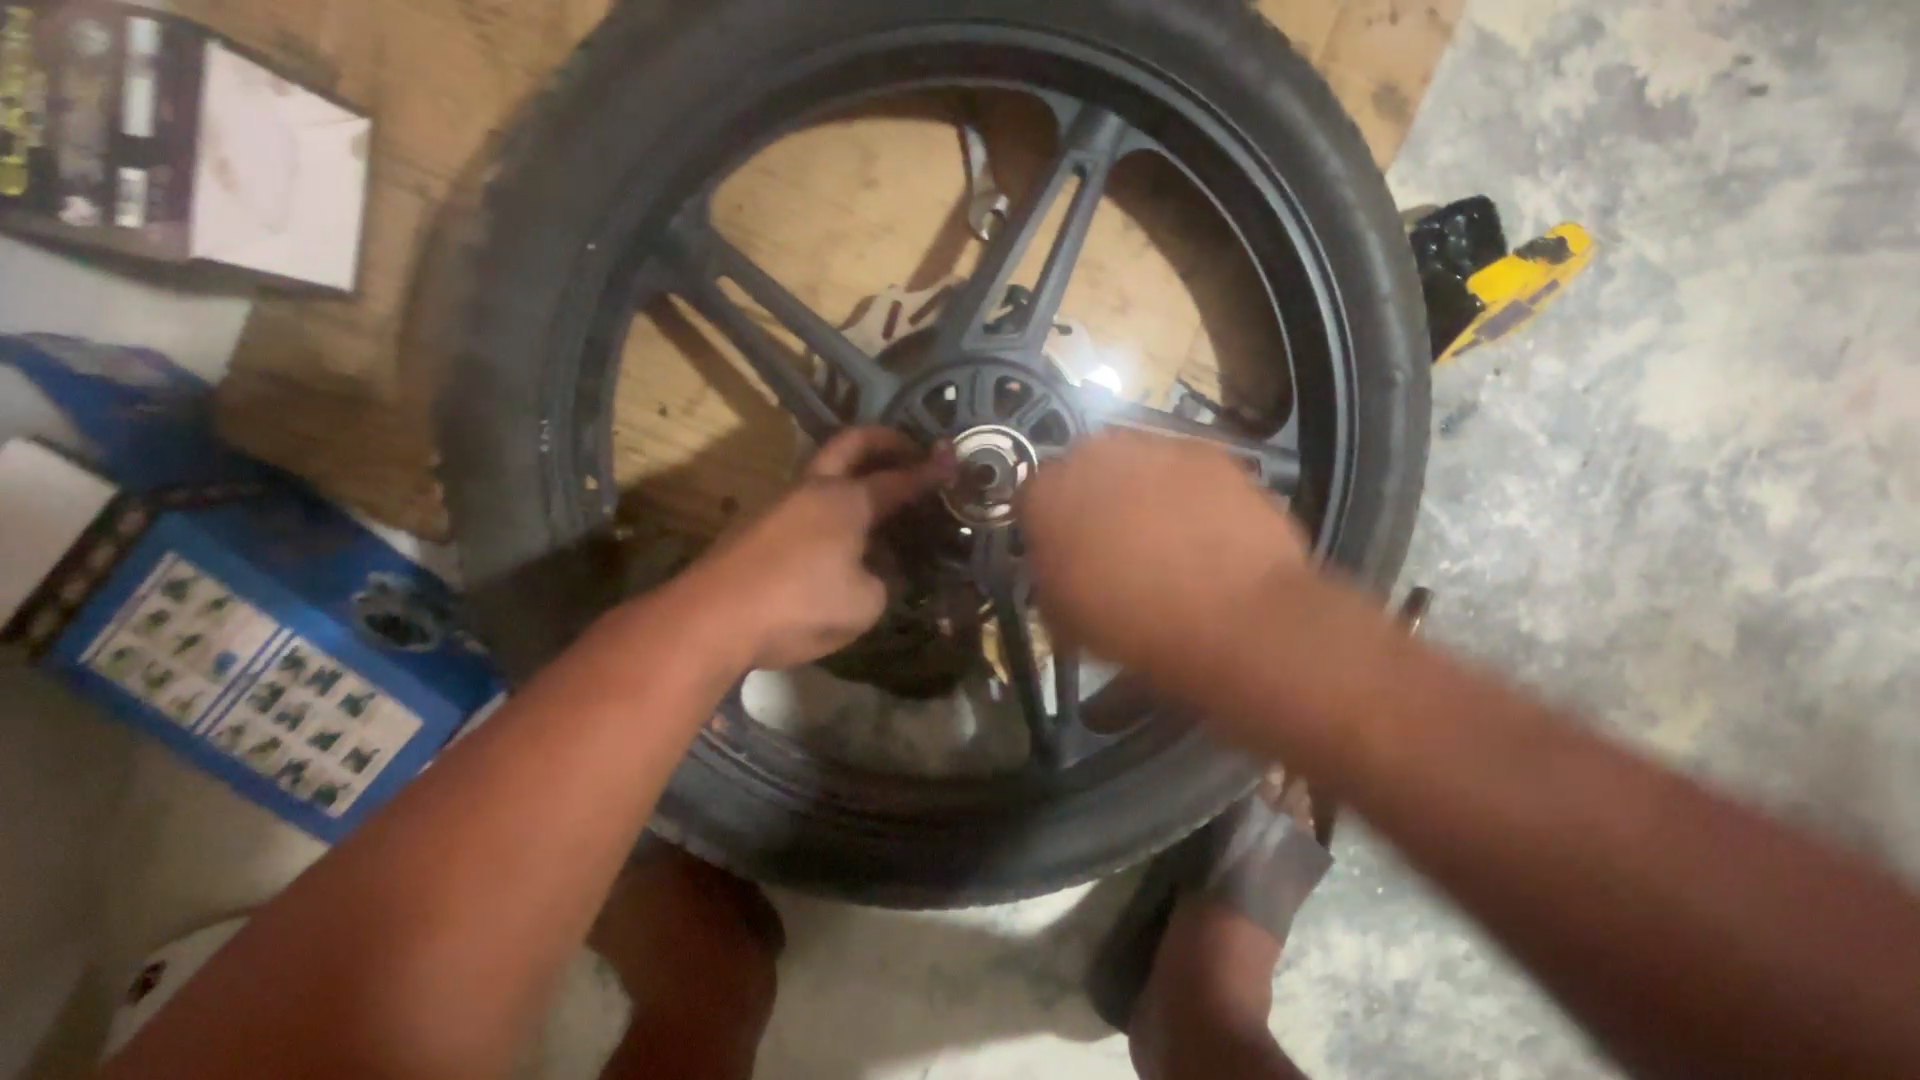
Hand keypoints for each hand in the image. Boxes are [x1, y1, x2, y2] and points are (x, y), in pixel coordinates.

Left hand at [685, 427, 953, 670]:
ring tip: (877, 504)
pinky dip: (829, 507)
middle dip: (883, 439)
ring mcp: (779, 503)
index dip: (929, 472)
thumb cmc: (798, 606)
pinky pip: (804, 504)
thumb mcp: (863, 604)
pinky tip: (837, 540)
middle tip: (908, 448)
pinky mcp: (755, 526)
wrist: (712, 618)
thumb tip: (873, 570)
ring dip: (852, 477)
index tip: (951, 459)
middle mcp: (813, 489)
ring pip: (822, 474)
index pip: (899, 479)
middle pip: (850, 443)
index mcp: (847, 501)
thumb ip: (880, 580)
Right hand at [1016, 431, 1310, 677]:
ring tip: (1164, 534)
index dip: (1047, 526)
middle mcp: (1094, 455)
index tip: (1063, 552)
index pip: (1031, 498)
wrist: (1236, 618)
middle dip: (1093, 498)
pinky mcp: (1210, 451)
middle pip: (1082, 468)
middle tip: (1113, 541)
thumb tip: (1057, 565)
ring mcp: (1156, 447)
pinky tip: (1203, 527)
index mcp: (1048, 495)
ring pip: (1135, 461)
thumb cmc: (1137, 627)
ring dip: (1140, 488)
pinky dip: (1187, 490)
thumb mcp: (1066, 618)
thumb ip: (1049, 576)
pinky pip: (1184, 467)